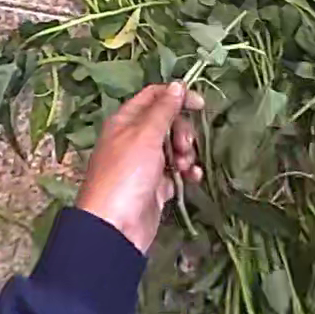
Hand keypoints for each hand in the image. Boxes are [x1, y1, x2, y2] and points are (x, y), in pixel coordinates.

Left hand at [75, 83, 203, 253]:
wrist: (115, 228)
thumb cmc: (127, 173)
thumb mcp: (145, 134)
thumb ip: (163, 109)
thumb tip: (177, 84)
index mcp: (126, 120)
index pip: (154, 96)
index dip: (176, 96)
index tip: (199, 104)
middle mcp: (134, 138)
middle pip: (167, 121)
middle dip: (182, 130)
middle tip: (184, 145)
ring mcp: (145, 163)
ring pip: (174, 146)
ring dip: (185, 152)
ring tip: (184, 166)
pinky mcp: (155, 185)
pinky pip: (176, 170)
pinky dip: (187, 171)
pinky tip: (193, 177)